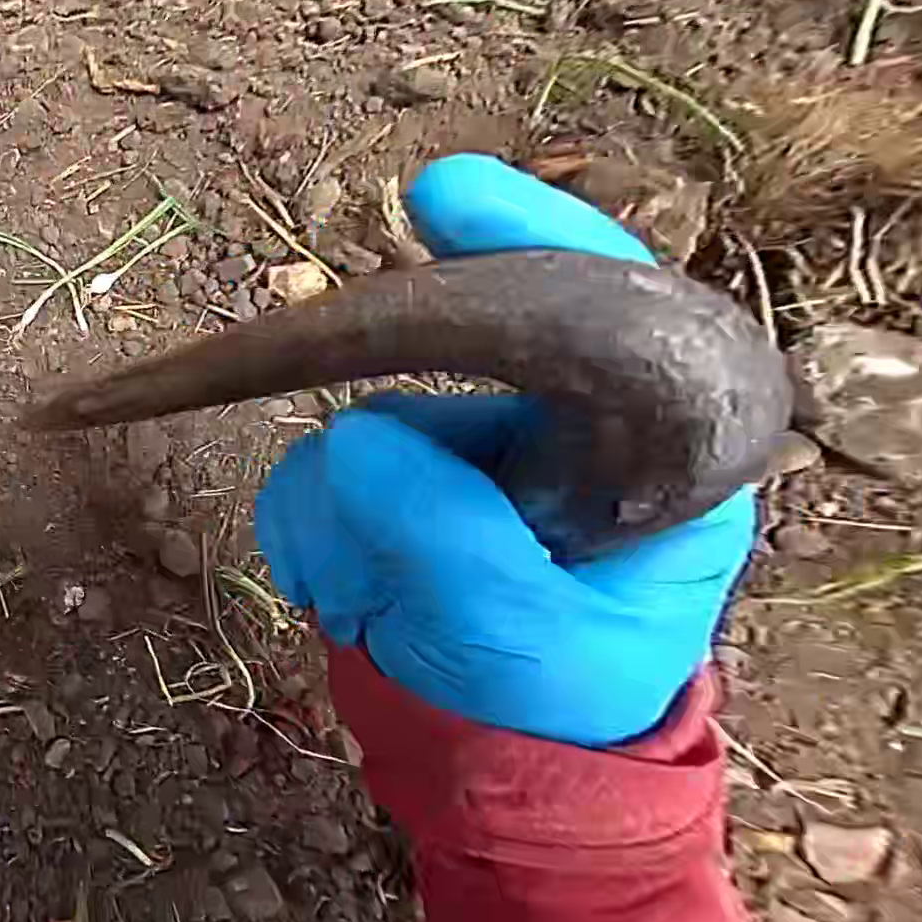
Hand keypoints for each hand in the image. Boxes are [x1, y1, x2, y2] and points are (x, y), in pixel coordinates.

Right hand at [254, 154, 755, 745]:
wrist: (467, 731)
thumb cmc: (537, 690)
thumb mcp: (516, 635)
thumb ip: (447, 536)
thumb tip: (355, 437)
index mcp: (626, 444)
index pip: (597, 303)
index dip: (524, 233)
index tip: (436, 191)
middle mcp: (520, 426)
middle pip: (423, 372)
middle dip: (385, 459)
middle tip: (373, 539)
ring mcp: (432, 448)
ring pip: (338, 435)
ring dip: (335, 523)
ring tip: (367, 597)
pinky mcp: (366, 477)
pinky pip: (296, 474)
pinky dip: (297, 529)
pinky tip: (330, 579)